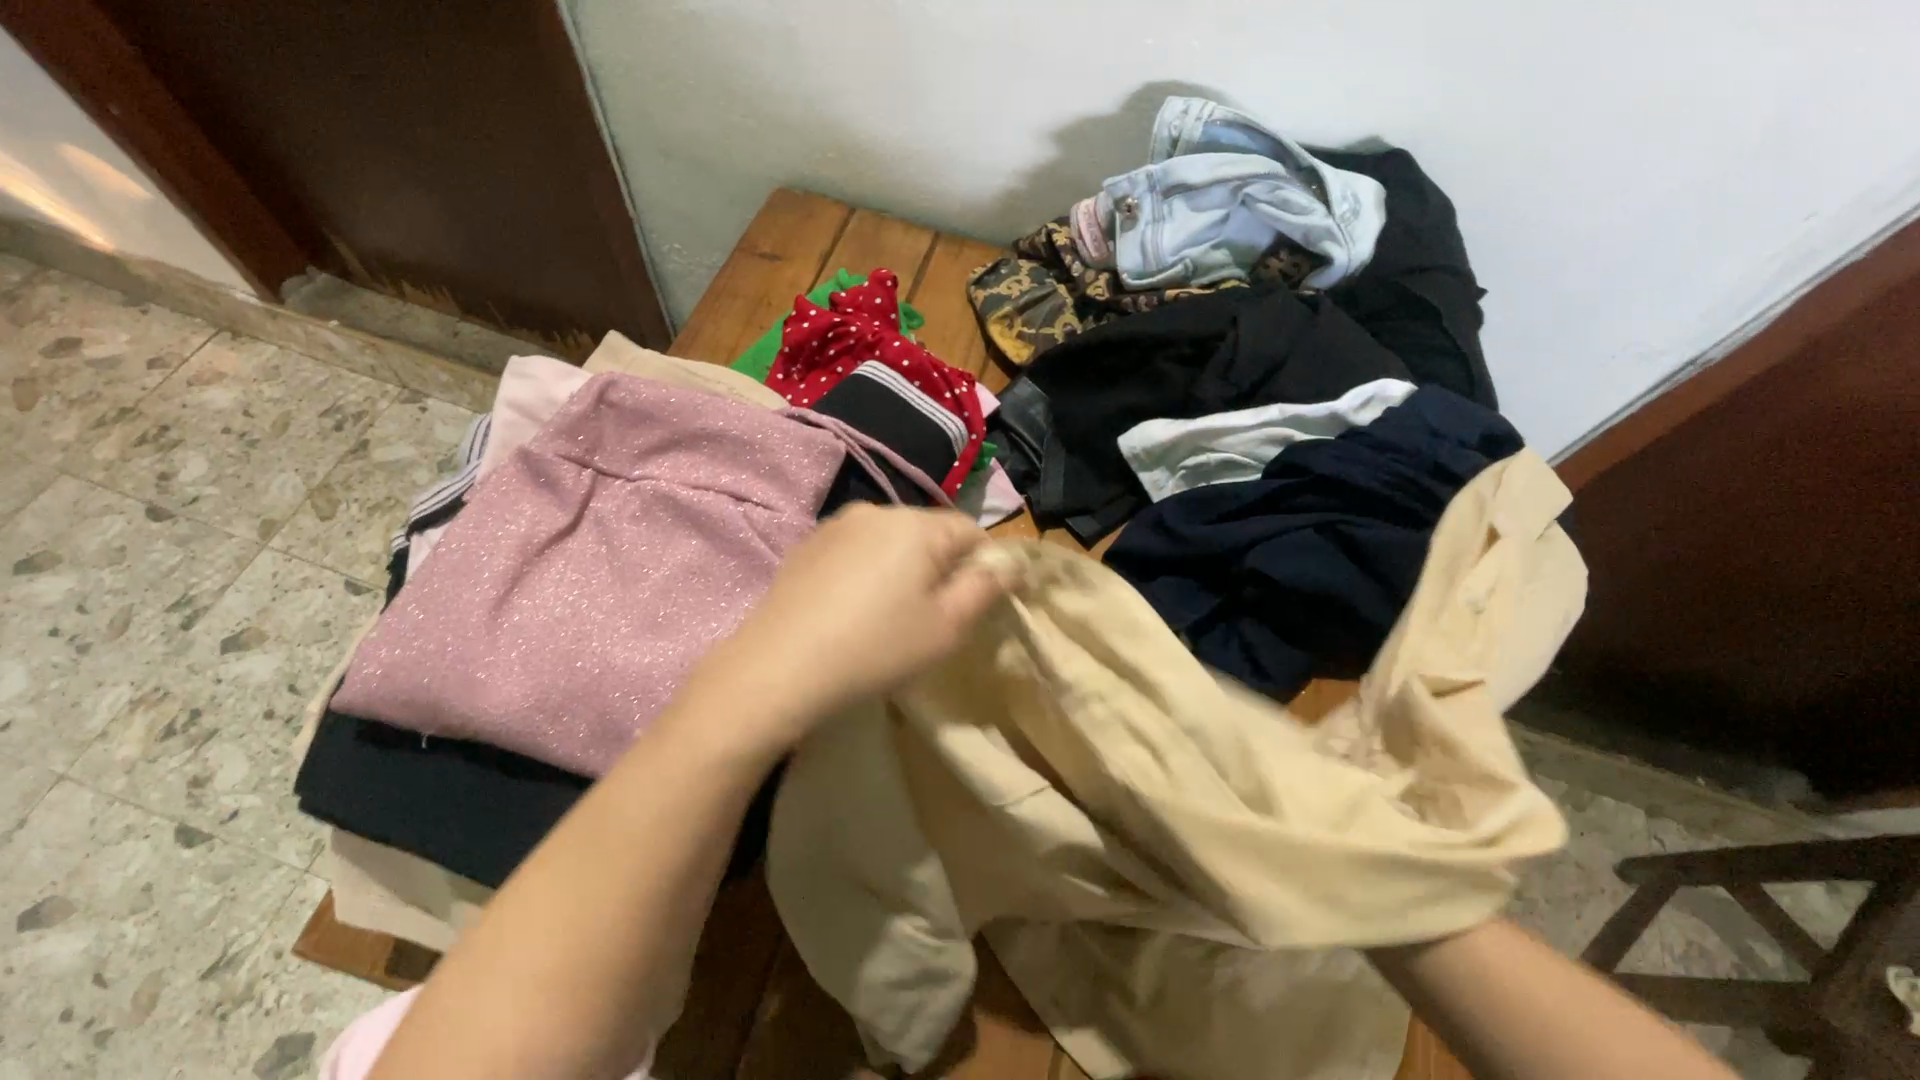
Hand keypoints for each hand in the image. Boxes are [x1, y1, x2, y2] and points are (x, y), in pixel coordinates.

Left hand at [685, 505, 1013, 746]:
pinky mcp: (806, 547)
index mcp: (916, 524)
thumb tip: (1011, 561)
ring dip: (902, 569)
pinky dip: (866, 574)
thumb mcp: (945, 627)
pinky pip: (855, 552)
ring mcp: (835, 526)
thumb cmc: (876, 649)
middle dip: (941, 566)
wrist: (777, 668)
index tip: (979, 605)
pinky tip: (853, 613)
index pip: (971, 530)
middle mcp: (876, 511)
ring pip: (889, 542)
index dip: (985, 564)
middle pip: (928, 532)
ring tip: (891, 618)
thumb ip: (985, 588)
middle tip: (936, 618)